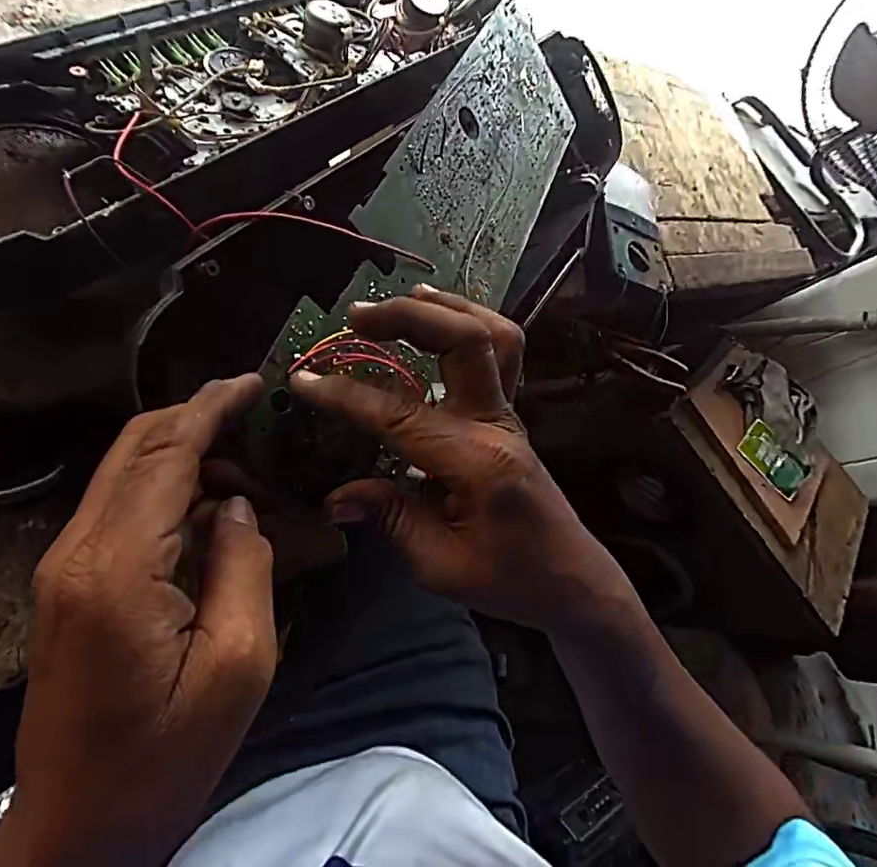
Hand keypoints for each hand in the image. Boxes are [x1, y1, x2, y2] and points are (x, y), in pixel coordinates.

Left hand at [0, 375, 273, 866]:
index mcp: (118, 570)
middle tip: (256, 411)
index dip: (212, 408)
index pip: (165, 454)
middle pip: (135, 447)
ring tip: (250, 475)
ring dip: (187, 454)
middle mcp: (78, 554)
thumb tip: (235, 505)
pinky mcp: (71, 584)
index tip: (254, 382)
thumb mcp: (240, 663)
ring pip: (127, 472)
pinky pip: (124, 508)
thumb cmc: (165, 756)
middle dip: (196, 415)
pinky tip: (214, 509)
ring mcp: (66, 568)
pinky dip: (171, 488)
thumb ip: (246, 565)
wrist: (77, 830)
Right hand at [290, 285, 634, 634]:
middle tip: (357, 317)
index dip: (348, 396)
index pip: (402, 415)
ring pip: (495, 334)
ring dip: (449, 307)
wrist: (571, 578)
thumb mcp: (442, 566)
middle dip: (410, 318)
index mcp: (478, 462)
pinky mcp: (510, 413)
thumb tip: (337, 495)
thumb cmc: (510, 579)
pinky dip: (468, 324)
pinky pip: (500, 352)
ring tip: (403, 297)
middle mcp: (498, 424)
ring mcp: (510, 413)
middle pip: (466, 342)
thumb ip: (391, 519)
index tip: (305, 379)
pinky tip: (439, 320)